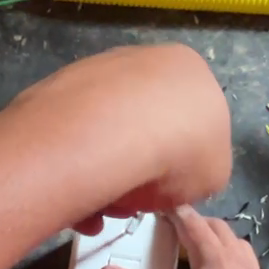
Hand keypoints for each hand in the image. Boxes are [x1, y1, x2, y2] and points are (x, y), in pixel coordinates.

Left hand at [4, 45, 229, 232]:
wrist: (110, 133)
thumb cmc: (179, 151)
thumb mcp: (215, 173)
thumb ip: (202, 170)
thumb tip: (179, 177)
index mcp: (188, 70)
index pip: (188, 121)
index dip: (177, 165)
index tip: (163, 192)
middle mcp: (141, 61)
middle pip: (141, 130)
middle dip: (135, 175)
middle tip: (128, 204)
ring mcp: (93, 72)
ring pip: (101, 139)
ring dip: (103, 180)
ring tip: (100, 208)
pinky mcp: (53, 90)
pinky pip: (68, 141)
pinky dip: (72, 173)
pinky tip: (75, 203)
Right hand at [98, 206, 268, 268]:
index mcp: (215, 263)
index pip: (192, 223)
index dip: (172, 211)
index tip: (152, 206)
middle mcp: (238, 265)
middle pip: (218, 229)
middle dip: (193, 222)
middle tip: (167, 227)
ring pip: (235, 245)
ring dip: (214, 238)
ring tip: (191, 248)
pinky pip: (242, 264)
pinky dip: (226, 257)